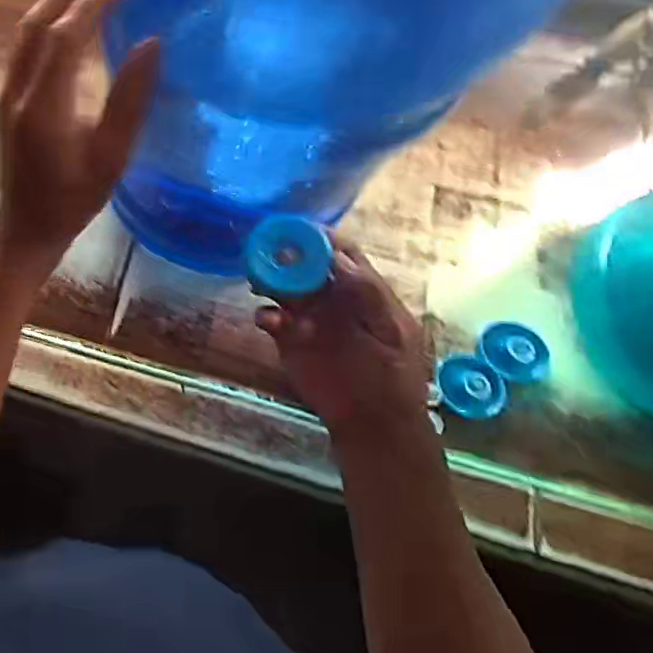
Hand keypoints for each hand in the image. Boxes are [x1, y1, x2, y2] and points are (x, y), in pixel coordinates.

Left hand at [0, 0, 158, 273]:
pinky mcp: (7, 100)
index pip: (67, 34)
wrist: (26, 228)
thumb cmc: (74, 200)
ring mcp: (7, 93)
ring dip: (56, 1)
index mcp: (45, 104)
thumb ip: (131, 99)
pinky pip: (23, 47)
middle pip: (39, 22)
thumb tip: (152, 44)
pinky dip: (46, 23)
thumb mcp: (112, 156)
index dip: (96, 2)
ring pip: (26, 31)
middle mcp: (19, 90)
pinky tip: (67, 22)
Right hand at [256, 236, 433, 433]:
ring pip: (282, 286)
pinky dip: (265, 315)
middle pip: (304, 263)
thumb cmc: (391, 377)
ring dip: (270, 279)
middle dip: (286, 254)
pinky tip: (268, 320)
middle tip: (269, 250)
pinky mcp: (288, 339)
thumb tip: (337, 258)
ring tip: (260, 281)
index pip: (339, 252)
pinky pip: (270, 318)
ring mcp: (307, 316)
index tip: (299, 229)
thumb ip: (369, 294)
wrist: (372, 424)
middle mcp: (331, 296)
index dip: (320, 238)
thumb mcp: (392, 333)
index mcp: (361, 289)